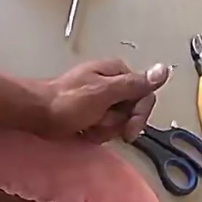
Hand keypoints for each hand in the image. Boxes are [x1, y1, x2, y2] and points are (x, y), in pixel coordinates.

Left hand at [35, 60, 169, 141]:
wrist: (37, 114)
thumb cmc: (68, 102)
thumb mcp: (105, 92)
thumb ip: (135, 84)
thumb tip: (164, 70)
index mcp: (118, 73)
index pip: (145, 95)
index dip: (139, 116)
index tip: (129, 132)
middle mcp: (112, 83)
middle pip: (132, 111)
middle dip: (117, 123)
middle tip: (98, 124)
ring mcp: (102, 99)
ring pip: (119, 122)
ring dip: (105, 129)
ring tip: (87, 125)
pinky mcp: (92, 113)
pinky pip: (106, 127)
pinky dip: (96, 132)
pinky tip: (83, 130)